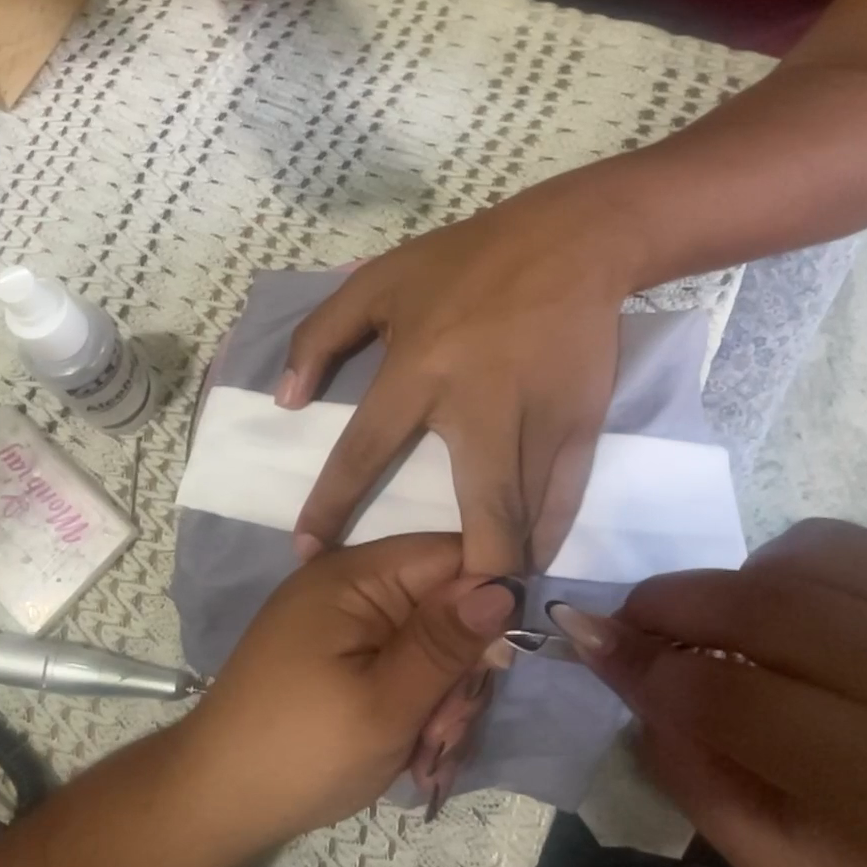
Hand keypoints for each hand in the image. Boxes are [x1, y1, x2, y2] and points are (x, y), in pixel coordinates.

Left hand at [176, 534, 515, 844]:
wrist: (219, 796)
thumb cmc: (302, 750)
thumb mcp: (385, 702)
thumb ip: (444, 643)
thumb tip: (502, 586)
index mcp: (352, 576)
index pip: (449, 553)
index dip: (488, 601)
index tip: (497, 667)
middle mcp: (346, 585)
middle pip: (441, 603)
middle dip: (458, 670)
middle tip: (442, 733)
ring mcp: (339, 621)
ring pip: (427, 642)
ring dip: (439, 698)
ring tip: (420, 752)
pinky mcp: (337, 654)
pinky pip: (399, 662)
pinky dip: (414, 703)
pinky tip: (409, 748)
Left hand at [281, 176, 637, 577]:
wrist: (573, 242)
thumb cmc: (462, 263)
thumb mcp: (375, 283)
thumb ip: (319, 337)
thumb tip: (284, 399)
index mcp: (416, 373)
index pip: (362, 455)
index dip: (331, 507)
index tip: (306, 552)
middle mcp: (477, 411)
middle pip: (480, 515)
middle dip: (467, 580)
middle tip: (441, 624)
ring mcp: (538, 422)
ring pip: (528, 519)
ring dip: (509, 571)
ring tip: (484, 615)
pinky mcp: (582, 426)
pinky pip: (563, 498)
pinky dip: (545, 536)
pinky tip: (528, 563)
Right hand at [553, 519, 866, 866]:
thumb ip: (696, 775)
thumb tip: (613, 662)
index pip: (736, 702)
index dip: (645, 670)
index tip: (595, 649)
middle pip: (768, 605)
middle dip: (670, 604)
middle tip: (634, 622)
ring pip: (812, 553)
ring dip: (740, 582)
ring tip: (733, 628)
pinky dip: (809, 572)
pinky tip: (817, 624)